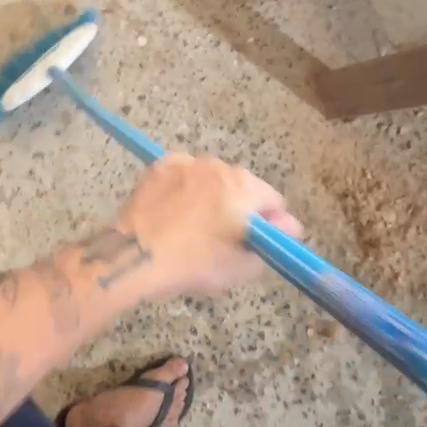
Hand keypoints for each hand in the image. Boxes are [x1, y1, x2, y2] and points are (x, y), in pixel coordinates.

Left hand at [115, 154, 303, 298]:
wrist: (139, 254)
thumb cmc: (196, 262)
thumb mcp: (244, 263)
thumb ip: (273, 239)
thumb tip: (287, 225)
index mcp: (244, 187)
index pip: (273, 200)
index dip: (271, 222)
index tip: (260, 240)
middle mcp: (217, 166)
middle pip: (242, 185)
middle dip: (240, 206)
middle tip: (225, 235)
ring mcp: (186, 163)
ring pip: (212, 177)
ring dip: (212, 194)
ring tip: (196, 223)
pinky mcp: (160, 165)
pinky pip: (184, 173)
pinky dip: (185, 186)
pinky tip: (176, 209)